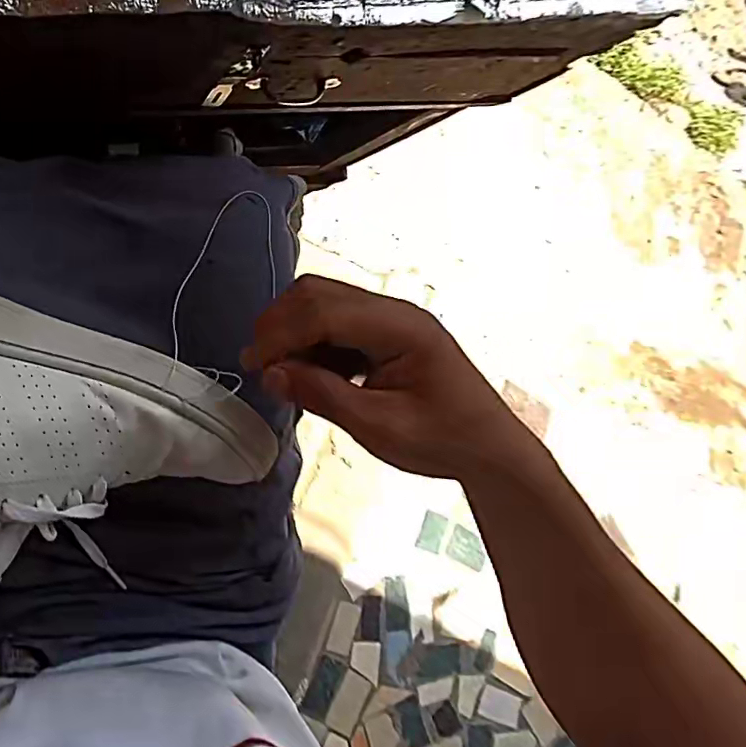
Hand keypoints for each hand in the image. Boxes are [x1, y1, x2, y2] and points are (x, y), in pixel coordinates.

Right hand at [242, 275, 537, 481]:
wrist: (491, 452)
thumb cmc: (445, 441)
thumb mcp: (381, 428)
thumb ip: (323, 396)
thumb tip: (270, 374)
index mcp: (401, 328)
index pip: (322, 312)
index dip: (280, 334)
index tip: (253, 365)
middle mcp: (391, 311)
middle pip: (315, 294)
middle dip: (278, 325)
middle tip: (260, 364)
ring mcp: (386, 317)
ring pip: (317, 300)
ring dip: (288, 329)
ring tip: (279, 368)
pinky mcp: (378, 330)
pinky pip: (327, 318)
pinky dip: (304, 338)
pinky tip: (304, 369)